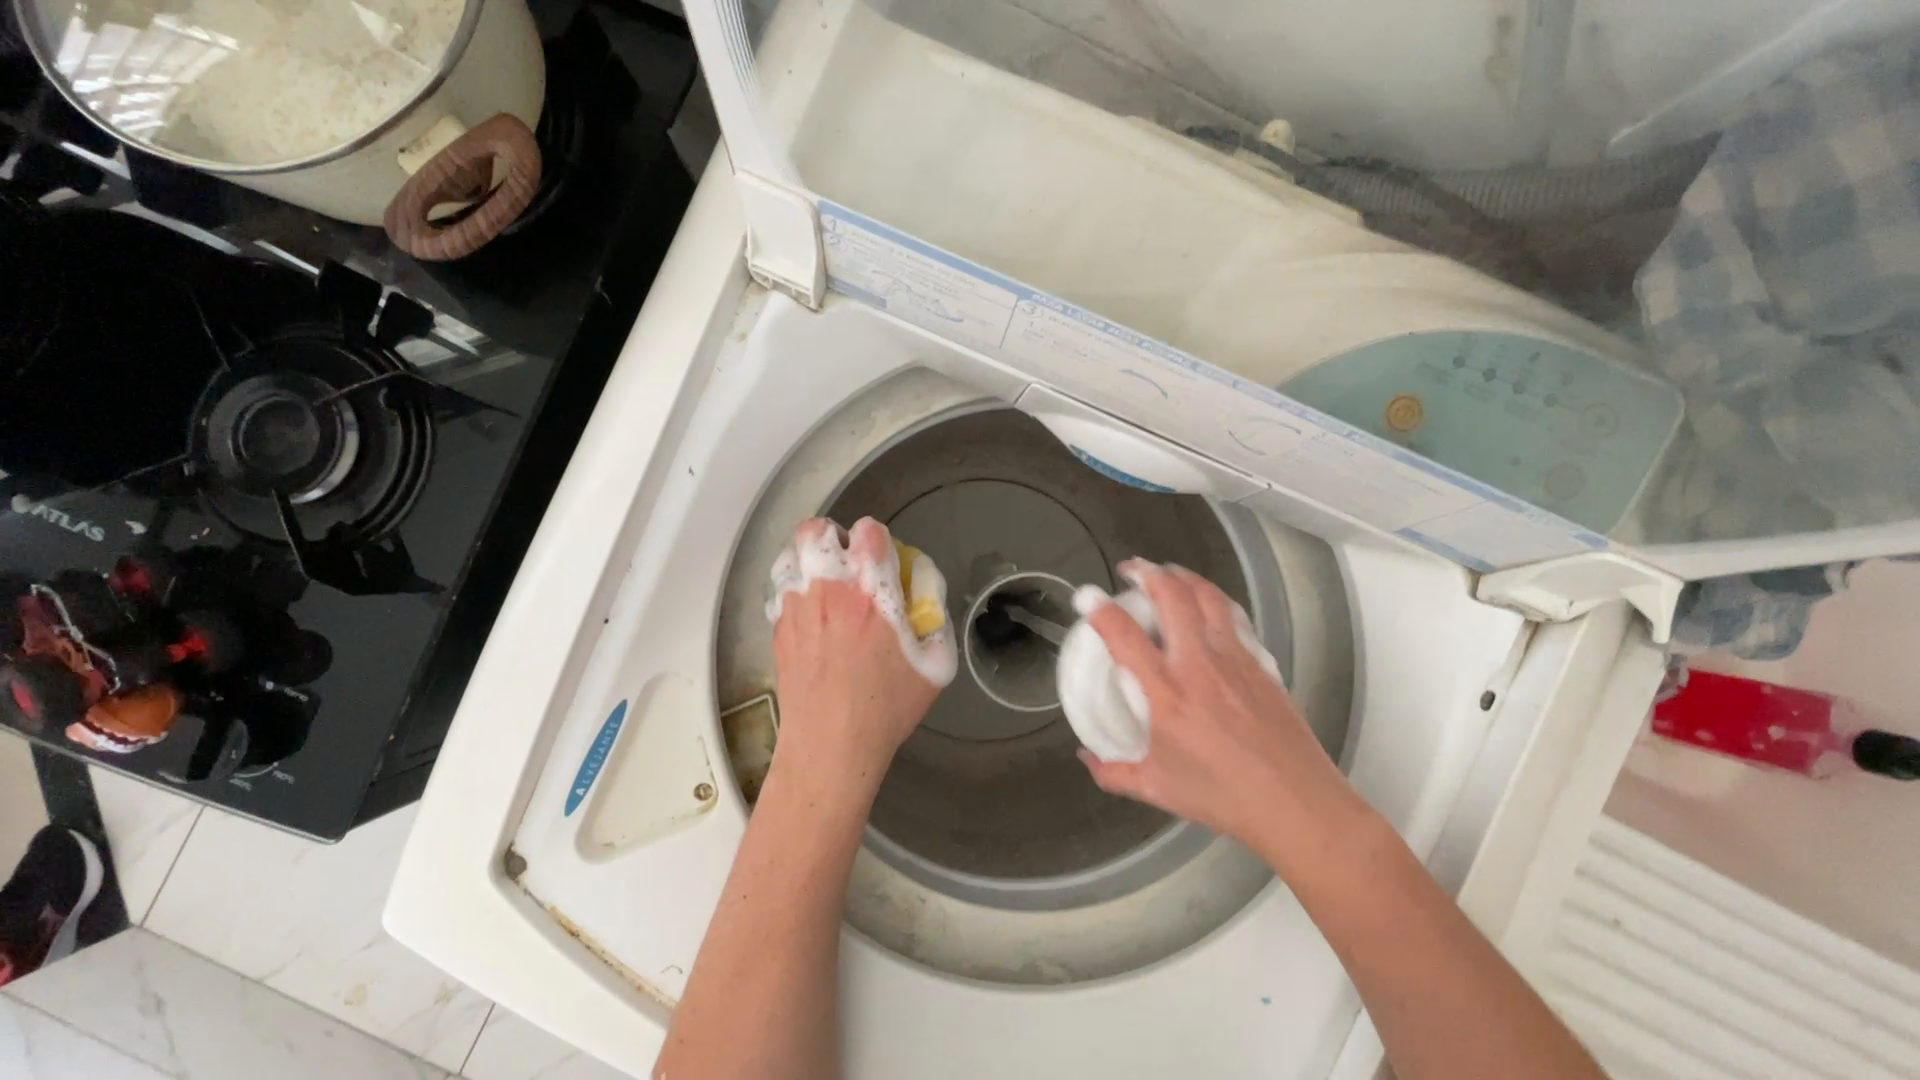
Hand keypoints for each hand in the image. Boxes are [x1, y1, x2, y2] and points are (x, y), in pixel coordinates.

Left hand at [768, 517, 953, 793]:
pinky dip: (795, 589)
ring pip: (792, 553)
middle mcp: (828, 591)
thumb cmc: (885, 707)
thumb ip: (934, 614)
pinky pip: (781, 589)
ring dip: (810, 560)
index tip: (884, 560)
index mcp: (872, 594)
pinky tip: (812, 613)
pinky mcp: (778, 627)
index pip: (869, 530)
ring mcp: (796, 607)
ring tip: (826, 584)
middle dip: (836, 539)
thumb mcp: (936, 664)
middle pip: (818, 529)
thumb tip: (922, 587)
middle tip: (850, 565)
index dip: (878, 539)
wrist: (830, 745)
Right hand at [1077, 560, 1360, 854]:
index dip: (1100, 609)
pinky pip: (1236, 618)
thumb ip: (1114, 771)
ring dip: (1185, 577)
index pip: (1124, 636)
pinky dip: (1216, 601)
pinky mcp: (1262, 665)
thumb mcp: (1157, 789)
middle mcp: (1199, 665)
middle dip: (1148, 572)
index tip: (1086, 596)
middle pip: (1173, 597)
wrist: (1295, 803)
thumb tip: (1087, 758)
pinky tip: (1211, 605)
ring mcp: (1236, 660)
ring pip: (1209, 598)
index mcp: (1167, 693)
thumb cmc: (1222, 797)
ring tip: (1169, 573)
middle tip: (1131, 568)